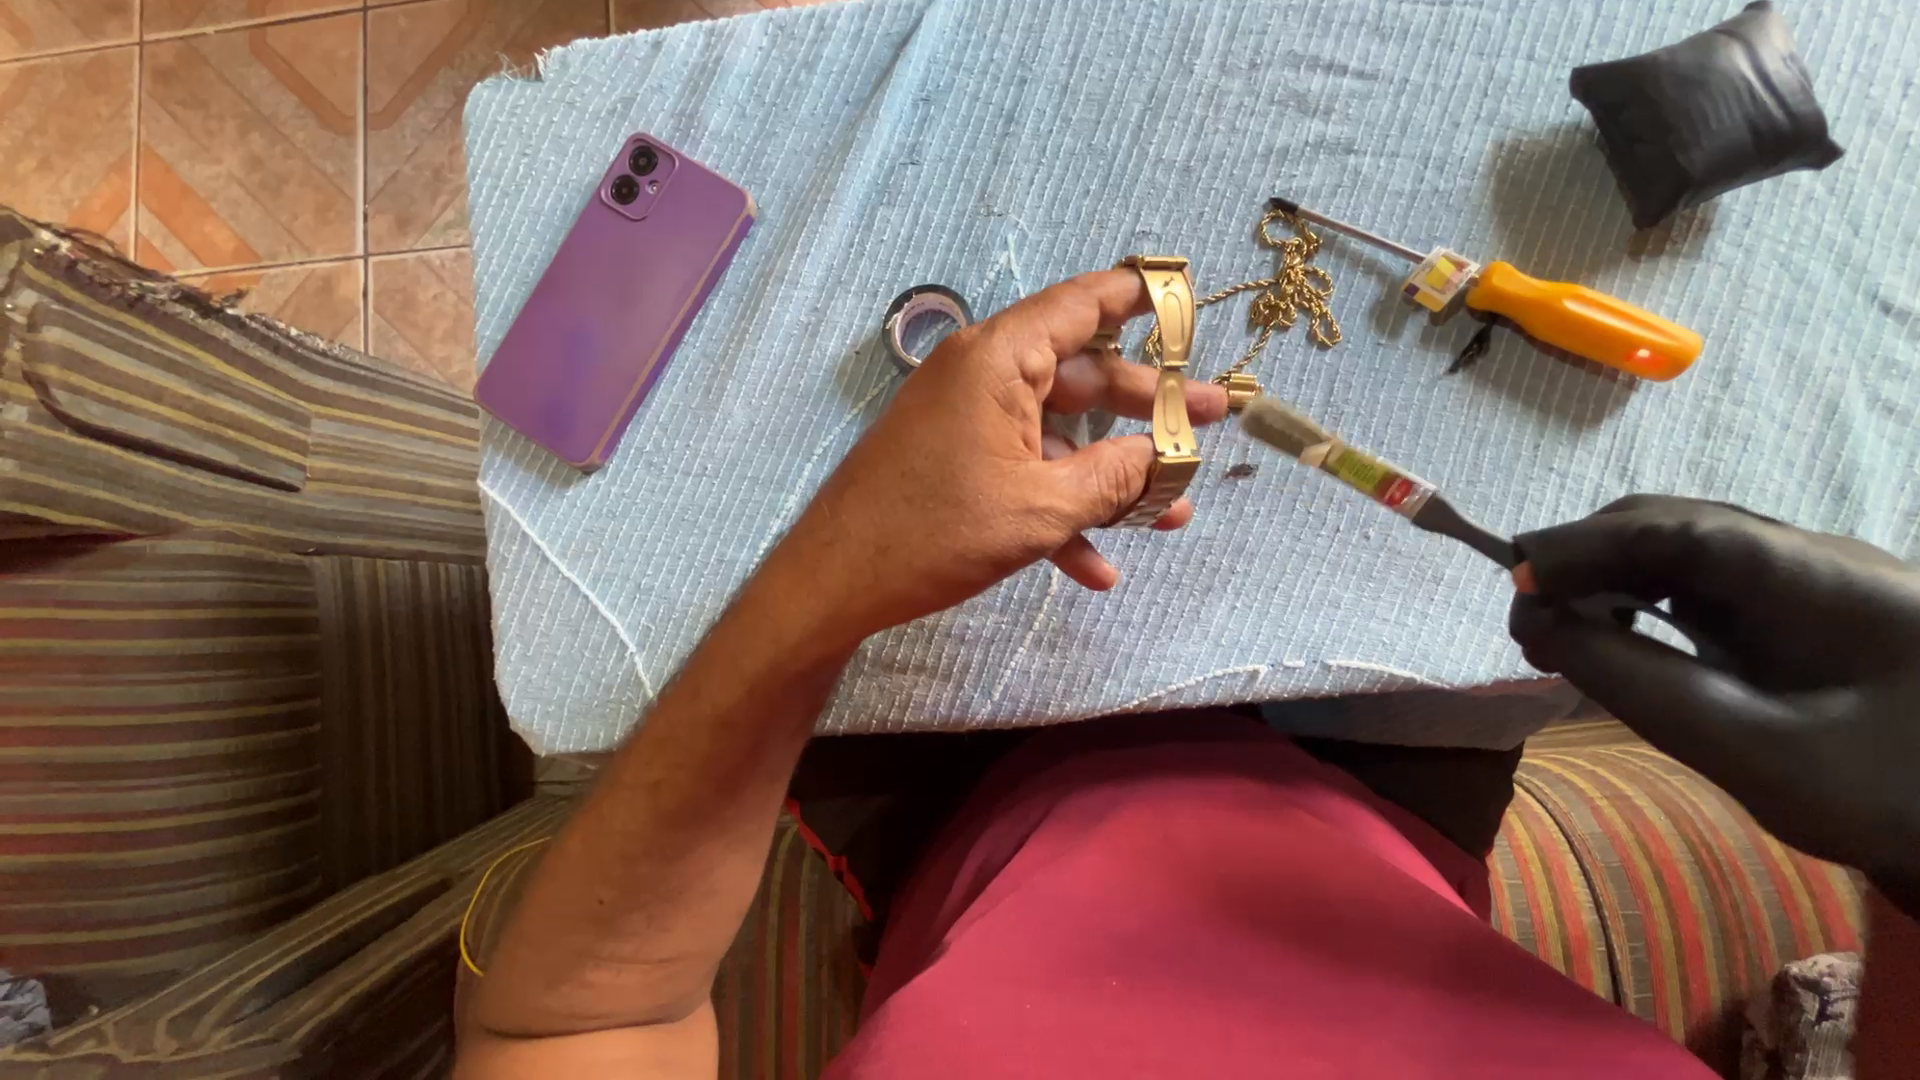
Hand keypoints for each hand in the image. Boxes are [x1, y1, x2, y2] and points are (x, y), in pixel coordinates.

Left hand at [773, 269, 1229, 642]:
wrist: (837, 581)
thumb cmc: (936, 531)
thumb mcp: (1039, 508)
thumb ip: (1113, 478)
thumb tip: (1167, 461)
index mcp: (999, 359)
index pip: (1083, 305)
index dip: (1141, 298)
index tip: (1188, 298)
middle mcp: (982, 376)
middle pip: (1081, 377)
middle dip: (1148, 408)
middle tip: (1213, 420)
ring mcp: (967, 422)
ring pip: (1056, 436)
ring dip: (1109, 477)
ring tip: (1172, 513)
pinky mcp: (956, 463)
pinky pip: (1020, 474)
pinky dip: (1058, 512)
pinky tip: (1097, 571)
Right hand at [1509, 495, 1919, 907]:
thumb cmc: (1897, 801)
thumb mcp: (1760, 757)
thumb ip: (1639, 685)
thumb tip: (1540, 625)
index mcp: (1828, 585)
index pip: (1681, 532)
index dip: (1582, 548)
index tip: (1515, 588)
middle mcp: (1815, 557)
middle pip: (1668, 522)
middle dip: (1580, 559)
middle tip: (1528, 625)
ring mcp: (1808, 574)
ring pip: (1672, 542)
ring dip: (1600, 574)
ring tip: (1560, 630)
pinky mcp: (1797, 601)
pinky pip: (1691, 573)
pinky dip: (1632, 593)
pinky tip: (1619, 633)